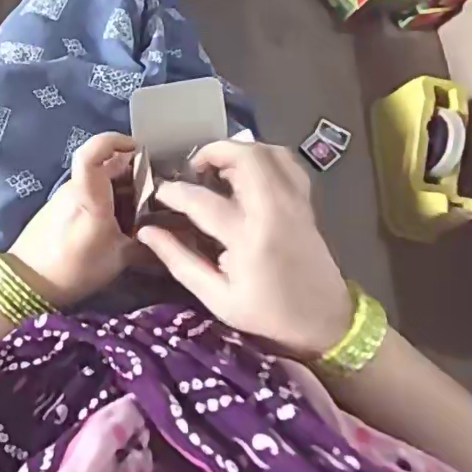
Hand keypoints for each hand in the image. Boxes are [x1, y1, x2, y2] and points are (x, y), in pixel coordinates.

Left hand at [9, 132, 143, 307]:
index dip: (116, 141)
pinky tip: (119, 222)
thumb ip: (144, 242)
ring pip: (98, 181)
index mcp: (89, 194)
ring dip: (121, 189)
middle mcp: (75, 188)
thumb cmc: (73, 268)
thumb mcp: (118, 259)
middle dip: (132, 171)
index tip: (138, 148)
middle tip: (156, 190)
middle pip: (105, 165)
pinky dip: (107, 200)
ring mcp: (64, 197)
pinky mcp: (58, 208)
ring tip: (142, 210)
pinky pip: (88, 194)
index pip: (94, 151)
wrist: (26, 283)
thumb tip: (174, 235)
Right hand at [134, 141, 352, 357]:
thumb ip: (179, 261)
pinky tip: (246, 171)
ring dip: (237, 150)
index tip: (158, 193)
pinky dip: (263, 156)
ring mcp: (294, 202)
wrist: (325, 321)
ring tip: (217, 169)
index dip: (174, 192)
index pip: (202, 201)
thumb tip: (147, 232)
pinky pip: (286, 162)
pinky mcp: (305, 201)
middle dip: (212, 152)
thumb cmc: (267, 313)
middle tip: (193, 169)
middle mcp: (274, 211)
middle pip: (245, 158)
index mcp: (248, 239)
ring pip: (267, 152)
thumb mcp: (216, 297)